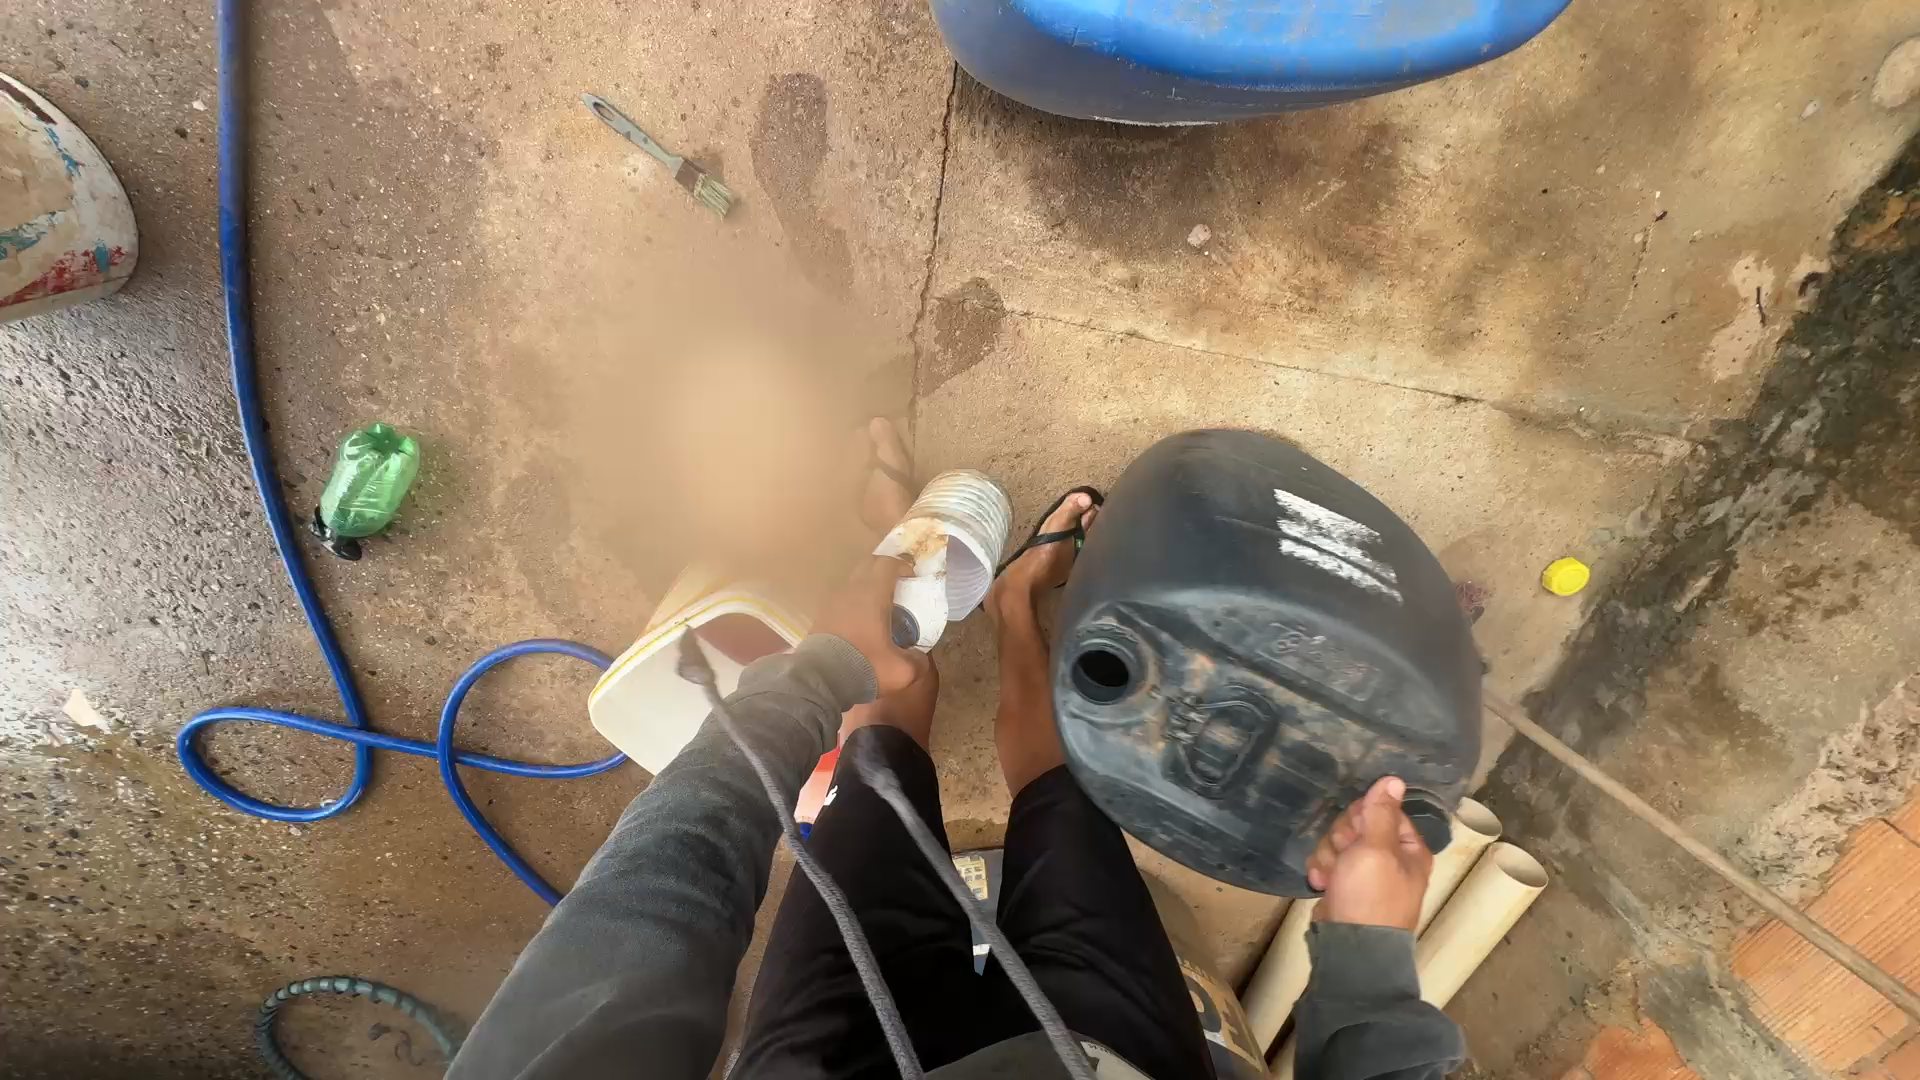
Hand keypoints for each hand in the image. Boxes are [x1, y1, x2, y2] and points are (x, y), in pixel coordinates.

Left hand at [810, 555, 928, 695]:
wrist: (820, 679)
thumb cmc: (865, 665)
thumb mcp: (902, 670)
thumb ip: (917, 662)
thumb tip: (920, 659)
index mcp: (873, 593)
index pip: (888, 563)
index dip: (903, 566)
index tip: (912, 580)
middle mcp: (851, 589)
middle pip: (869, 564)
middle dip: (885, 570)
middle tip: (898, 587)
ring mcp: (833, 600)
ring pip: (854, 580)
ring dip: (868, 585)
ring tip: (880, 607)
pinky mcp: (822, 614)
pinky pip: (842, 597)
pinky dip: (854, 601)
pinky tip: (861, 622)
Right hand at [1307, 776, 1431, 930]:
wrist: (1352, 943)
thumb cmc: (1370, 894)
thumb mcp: (1376, 849)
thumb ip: (1380, 813)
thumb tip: (1394, 779)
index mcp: (1407, 847)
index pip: (1381, 810)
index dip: (1362, 817)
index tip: (1356, 833)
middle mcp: (1390, 856)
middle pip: (1354, 824)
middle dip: (1341, 838)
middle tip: (1345, 856)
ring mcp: (1366, 871)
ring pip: (1336, 841)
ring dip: (1328, 856)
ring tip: (1333, 877)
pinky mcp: (1346, 882)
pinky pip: (1327, 861)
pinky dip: (1322, 871)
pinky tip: (1324, 884)